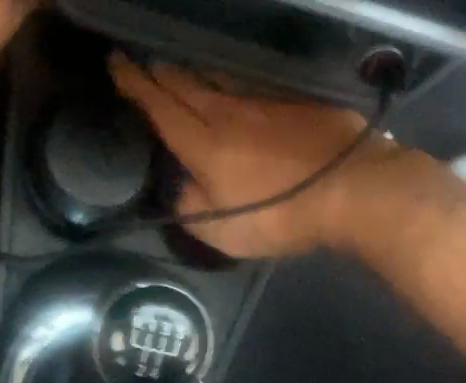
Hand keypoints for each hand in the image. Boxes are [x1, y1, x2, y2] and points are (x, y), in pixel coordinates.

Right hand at [110, 56, 410, 257]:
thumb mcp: (225, 234)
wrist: (350, 188)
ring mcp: (261, 101)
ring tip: (176, 72)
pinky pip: (246, 83)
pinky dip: (227, 81)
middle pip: (184, 85)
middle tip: (140, 65)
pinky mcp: (290, 99)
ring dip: (191, 73)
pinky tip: (226, 84)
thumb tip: (182, 186)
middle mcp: (227, 112)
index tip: (116, 65)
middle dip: (157, 74)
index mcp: (204, 145)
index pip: (159, 107)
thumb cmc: (280, 218)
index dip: (134, 85)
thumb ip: (193, 207)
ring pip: (215, 79)